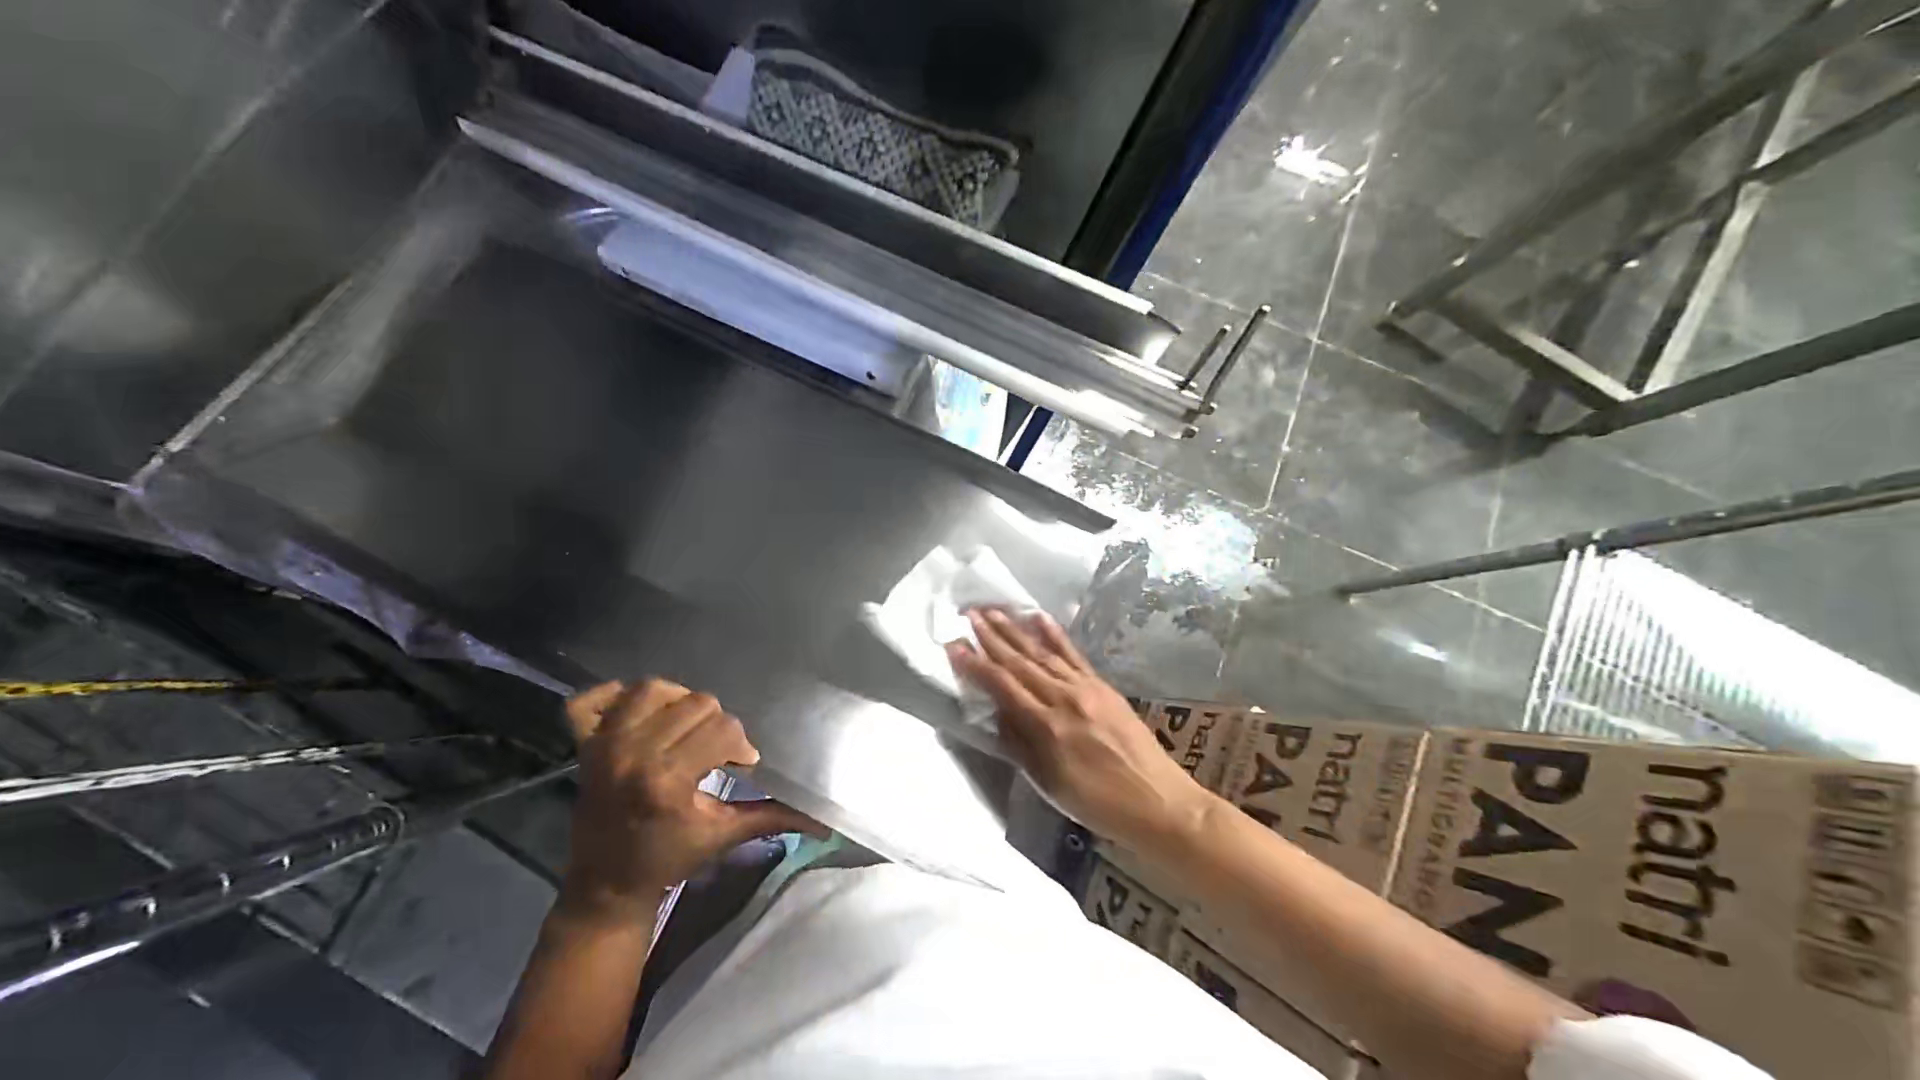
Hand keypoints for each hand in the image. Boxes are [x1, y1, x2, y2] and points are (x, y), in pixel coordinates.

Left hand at [561, 679, 821, 920]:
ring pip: (653, 689)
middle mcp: (633, 753)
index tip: (741, 765)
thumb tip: (827, 822)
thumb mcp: (723, 835)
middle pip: (695, 703)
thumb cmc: (668, 859)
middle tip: (714, 750)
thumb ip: (772, 816)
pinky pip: (593, 698)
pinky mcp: (583, 743)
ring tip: (685, 726)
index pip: (723, 729)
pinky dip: (615, 695)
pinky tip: (639, 712)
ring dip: (677, 701)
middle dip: (715, 725)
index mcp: (668, 779)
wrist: (605, 885)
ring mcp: (603, 744)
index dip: (740, 745)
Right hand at [946, 609, 1215, 853]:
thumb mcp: (1050, 783)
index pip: (1003, 686)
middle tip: (970, 614)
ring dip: (1017, 630)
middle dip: (992, 638)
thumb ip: (1021, 745)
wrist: (1158, 801)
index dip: (976, 665)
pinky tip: (1040, 618)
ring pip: (1043, 653)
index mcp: (1047, 726)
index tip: (954, 645)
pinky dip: (1055, 635)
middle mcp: (1064, 698)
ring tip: (995, 610)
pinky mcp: (1103, 686)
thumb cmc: (1098, 803)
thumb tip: (996, 714)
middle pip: (1020, 662)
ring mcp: (1086, 688)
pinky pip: (1074, 655)